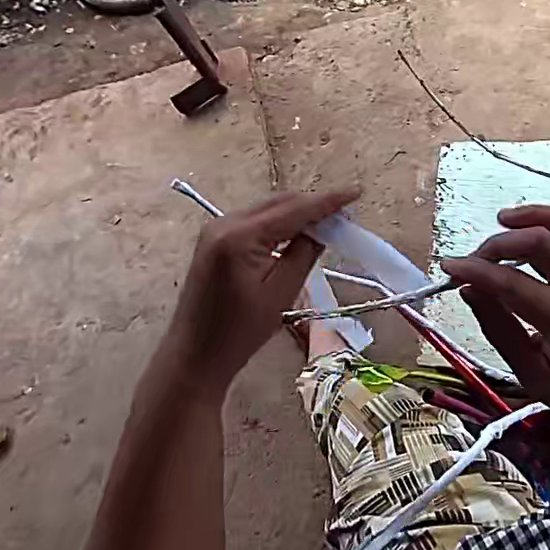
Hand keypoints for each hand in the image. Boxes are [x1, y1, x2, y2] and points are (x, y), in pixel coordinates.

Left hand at [166, 188, 359, 392]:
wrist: (194, 357)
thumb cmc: (238, 333)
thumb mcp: (280, 293)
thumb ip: (304, 254)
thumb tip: (323, 229)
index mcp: (240, 235)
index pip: (293, 210)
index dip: (327, 201)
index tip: (355, 192)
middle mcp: (224, 223)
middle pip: (279, 203)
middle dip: (313, 205)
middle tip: (345, 214)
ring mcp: (215, 229)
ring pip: (267, 210)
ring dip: (296, 213)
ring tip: (327, 223)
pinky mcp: (214, 240)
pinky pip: (255, 221)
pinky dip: (279, 223)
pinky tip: (296, 233)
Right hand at [441, 206, 549, 440]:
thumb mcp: (534, 377)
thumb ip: (499, 330)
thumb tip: (469, 291)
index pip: (510, 282)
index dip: (473, 271)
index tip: (448, 268)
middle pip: (539, 241)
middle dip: (497, 244)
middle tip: (474, 261)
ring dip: (536, 215)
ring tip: (505, 220)